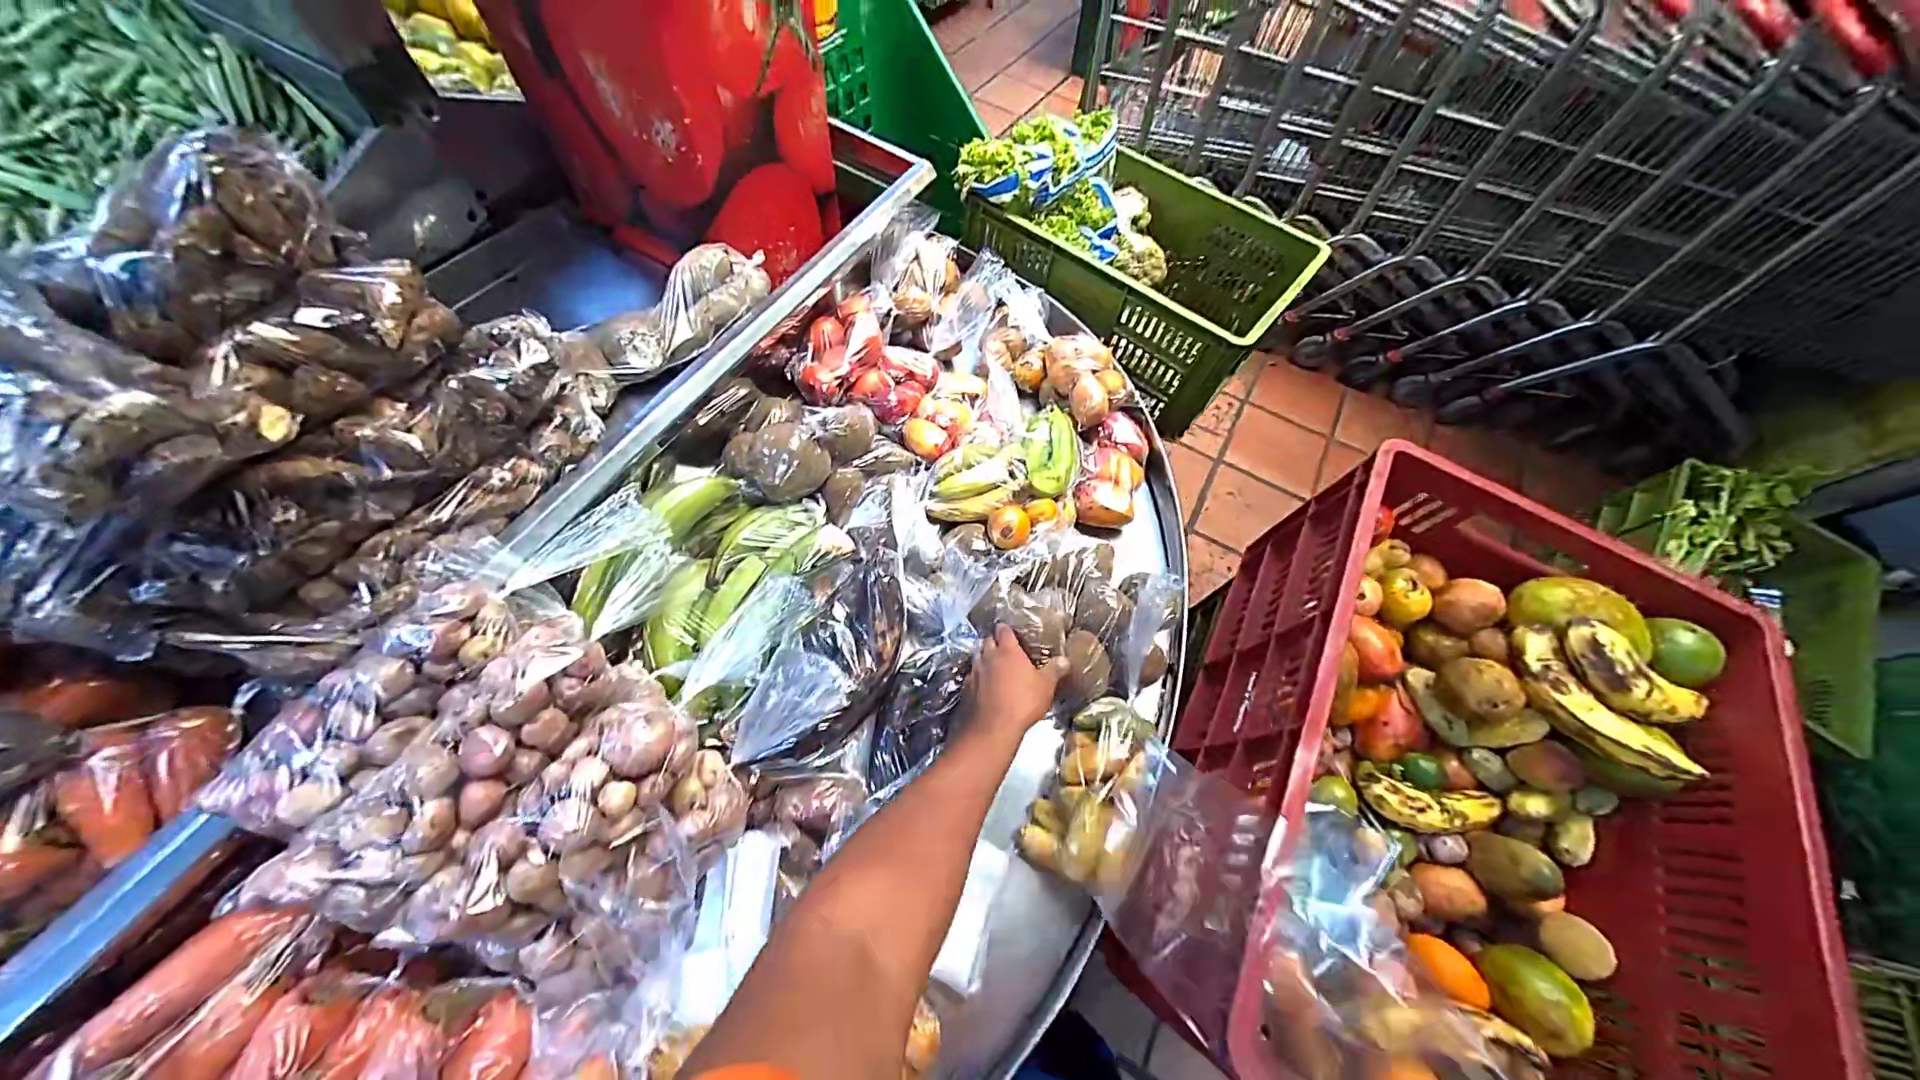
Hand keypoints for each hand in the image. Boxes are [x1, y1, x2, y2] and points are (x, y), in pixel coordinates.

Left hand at [968, 626, 1066, 740]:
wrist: (993, 727)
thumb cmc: (1023, 702)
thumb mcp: (1046, 686)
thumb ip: (1054, 670)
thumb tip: (1065, 660)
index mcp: (1008, 651)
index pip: (1003, 630)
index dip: (1007, 629)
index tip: (1011, 632)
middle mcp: (988, 656)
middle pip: (987, 640)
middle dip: (994, 641)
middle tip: (1003, 648)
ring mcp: (974, 671)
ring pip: (977, 657)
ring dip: (984, 658)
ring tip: (993, 666)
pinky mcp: (966, 687)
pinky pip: (971, 676)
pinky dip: (977, 677)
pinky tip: (983, 685)